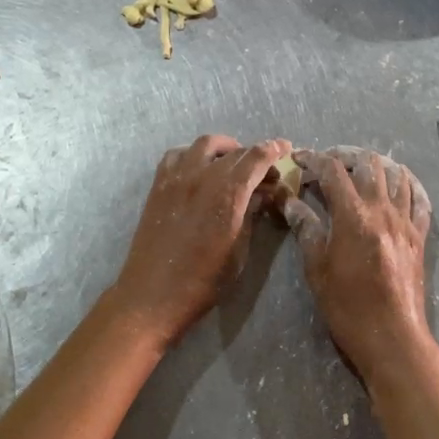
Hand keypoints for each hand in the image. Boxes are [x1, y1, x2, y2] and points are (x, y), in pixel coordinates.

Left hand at [108, 134, 291, 346]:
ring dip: (224, 148)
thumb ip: (251, 214)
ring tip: (232, 163)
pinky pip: (177, 154)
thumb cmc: (204, 280)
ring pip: (205, 144)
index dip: (274, 150)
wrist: (154, 294)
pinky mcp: (159, 184)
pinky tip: (199, 169)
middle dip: (254, 156)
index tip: (285, 147)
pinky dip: (193, 154)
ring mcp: (177, 176)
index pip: (256, 159)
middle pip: (235, 152)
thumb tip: (262, 193)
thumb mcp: (238, 250)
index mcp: (227, 193)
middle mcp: (202, 175)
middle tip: (264, 173)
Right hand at [279, 147, 434, 379]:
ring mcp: (405, 221)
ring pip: (397, 175)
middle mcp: (382, 209)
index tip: (299, 159)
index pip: (332, 170)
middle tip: (329, 165)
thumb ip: (306, 229)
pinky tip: (398, 187)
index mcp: (353, 215)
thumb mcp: (317, 269)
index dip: (313, 159)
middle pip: (368, 163)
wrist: (393, 338)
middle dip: (346, 156)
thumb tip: (290, 201)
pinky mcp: (419, 236)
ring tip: (361, 173)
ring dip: (377, 167)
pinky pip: (419, 200)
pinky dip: (408, 186)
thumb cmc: (348, 306)